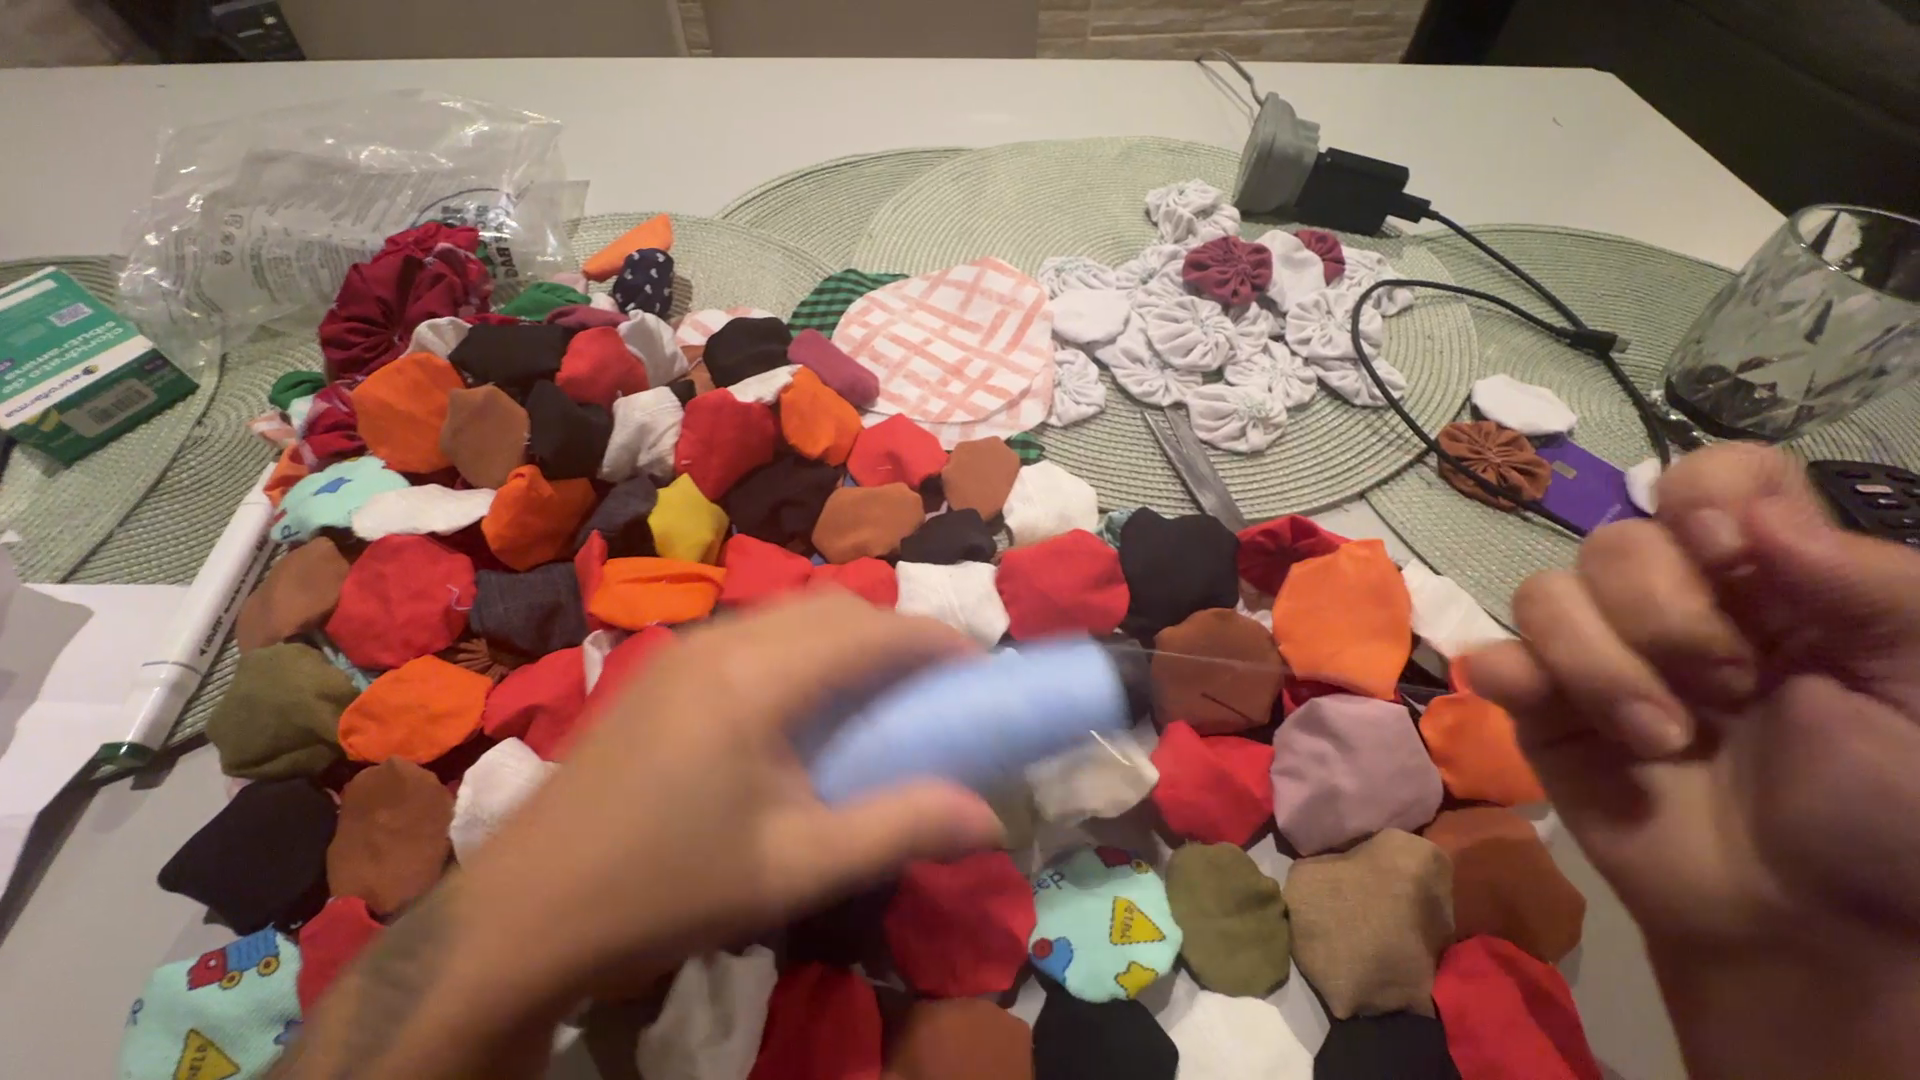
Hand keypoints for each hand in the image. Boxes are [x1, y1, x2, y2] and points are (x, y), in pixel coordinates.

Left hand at [460, 592, 1005, 997]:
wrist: (527, 911)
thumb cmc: (669, 889)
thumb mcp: (796, 868)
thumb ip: (899, 829)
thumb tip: (990, 819)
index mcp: (756, 680)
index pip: (869, 630)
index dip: (934, 640)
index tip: (978, 671)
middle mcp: (721, 642)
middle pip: (834, 607)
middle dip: (895, 634)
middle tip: (933, 689)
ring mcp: (684, 649)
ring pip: (792, 612)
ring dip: (849, 637)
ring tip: (878, 695)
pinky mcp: (663, 668)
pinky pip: (757, 631)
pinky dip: (805, 647)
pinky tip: (805, 704)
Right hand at [1467, 444, 1919, 1074]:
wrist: (1806, 924)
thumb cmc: (1899, 808)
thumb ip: (1873, 583)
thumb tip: (1748, 514)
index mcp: (1773, 579)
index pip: (1714, 477)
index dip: (1706, 494)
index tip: (1732, 554)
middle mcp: (1674, 600)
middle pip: (1615, 539)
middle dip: (1668, 615)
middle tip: (1732, 689)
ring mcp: (1597, 652)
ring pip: (1545, 591)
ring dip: (1604, 667)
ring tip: (1663, 739)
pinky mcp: (1538, 704)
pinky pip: (1496, 654)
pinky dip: (1518, 676)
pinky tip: (1560, 715)